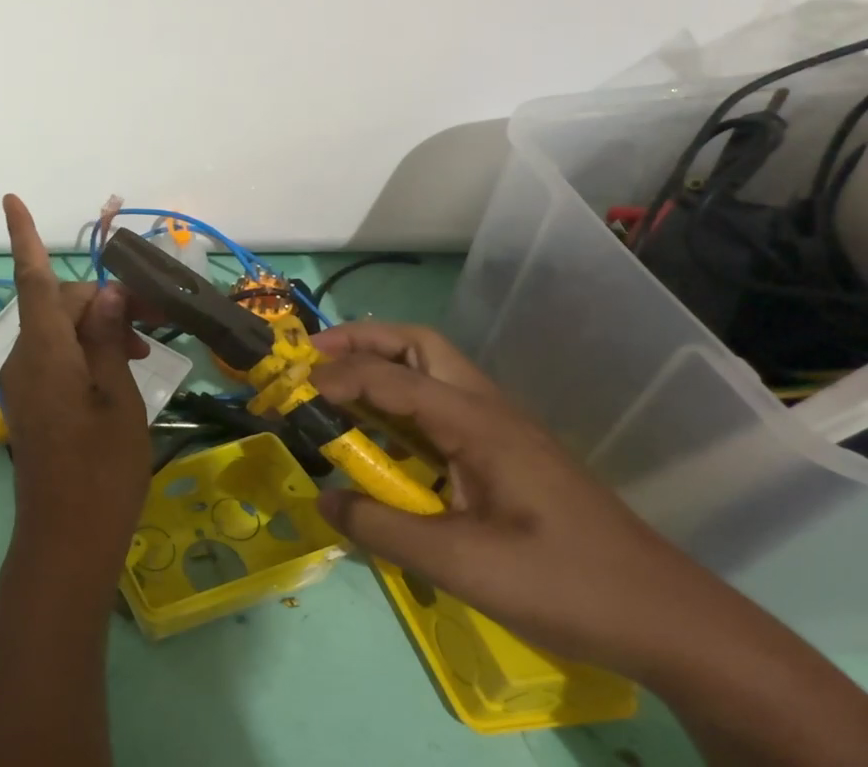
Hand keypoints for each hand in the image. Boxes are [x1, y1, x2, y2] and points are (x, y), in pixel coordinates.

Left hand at [0, 194, 151, 585]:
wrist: (65, 537)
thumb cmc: (101, 468)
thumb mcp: (118, 397)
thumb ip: (105, 338)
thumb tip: (103, 291)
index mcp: (44, 350)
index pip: (32, 280)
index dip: (23, 237)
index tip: (10, 199)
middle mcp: (24, 359)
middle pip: (54, 304)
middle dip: (98, 300)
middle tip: (151, 323)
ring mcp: (23, 383)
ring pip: (56, 332)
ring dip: (95, 328)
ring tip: (142, 353)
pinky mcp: (29, 404)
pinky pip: (54, 358)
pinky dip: (84, 352)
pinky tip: (118, 374)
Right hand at [308, 322, 744, 680]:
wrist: (672, 624)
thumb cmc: (565, 585)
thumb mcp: (459, 564)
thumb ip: (380, 528)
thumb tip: (322, 499)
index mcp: (480, 425)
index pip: (395, 378)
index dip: (339, 377)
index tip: (293, 391)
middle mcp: (492, 414)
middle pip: (422, 347)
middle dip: (363, 341)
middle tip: (311, 356)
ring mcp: (505, 434)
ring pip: (436, 374)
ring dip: (382, 368)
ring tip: (333, 388)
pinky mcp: (511, 459)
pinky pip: (445, 411)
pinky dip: (401, 405)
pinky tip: (381, 440)